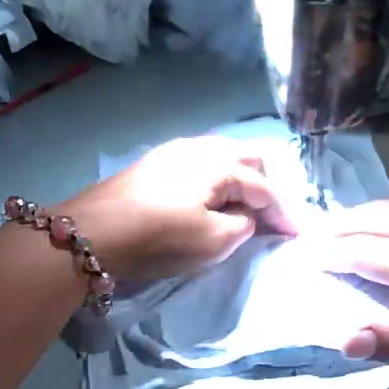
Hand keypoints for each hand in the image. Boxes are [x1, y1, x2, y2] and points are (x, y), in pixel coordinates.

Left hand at [60, 135, 301, 284]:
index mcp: (221, 162)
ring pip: (221, 159)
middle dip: (265, 187)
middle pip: (247, 160)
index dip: (283, 213)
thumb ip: (242, 226)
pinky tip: (209, 200)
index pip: (264, 187)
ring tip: (241, 209)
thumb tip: (244, 216)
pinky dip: (215, 181)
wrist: (93, 234)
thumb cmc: (159, 237)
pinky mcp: (152, 165)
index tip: (295, 235)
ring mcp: (173, 152)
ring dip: (239, 182)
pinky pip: (199, 166)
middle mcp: (200, 147)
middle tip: (269, 217)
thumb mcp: (213, 241)